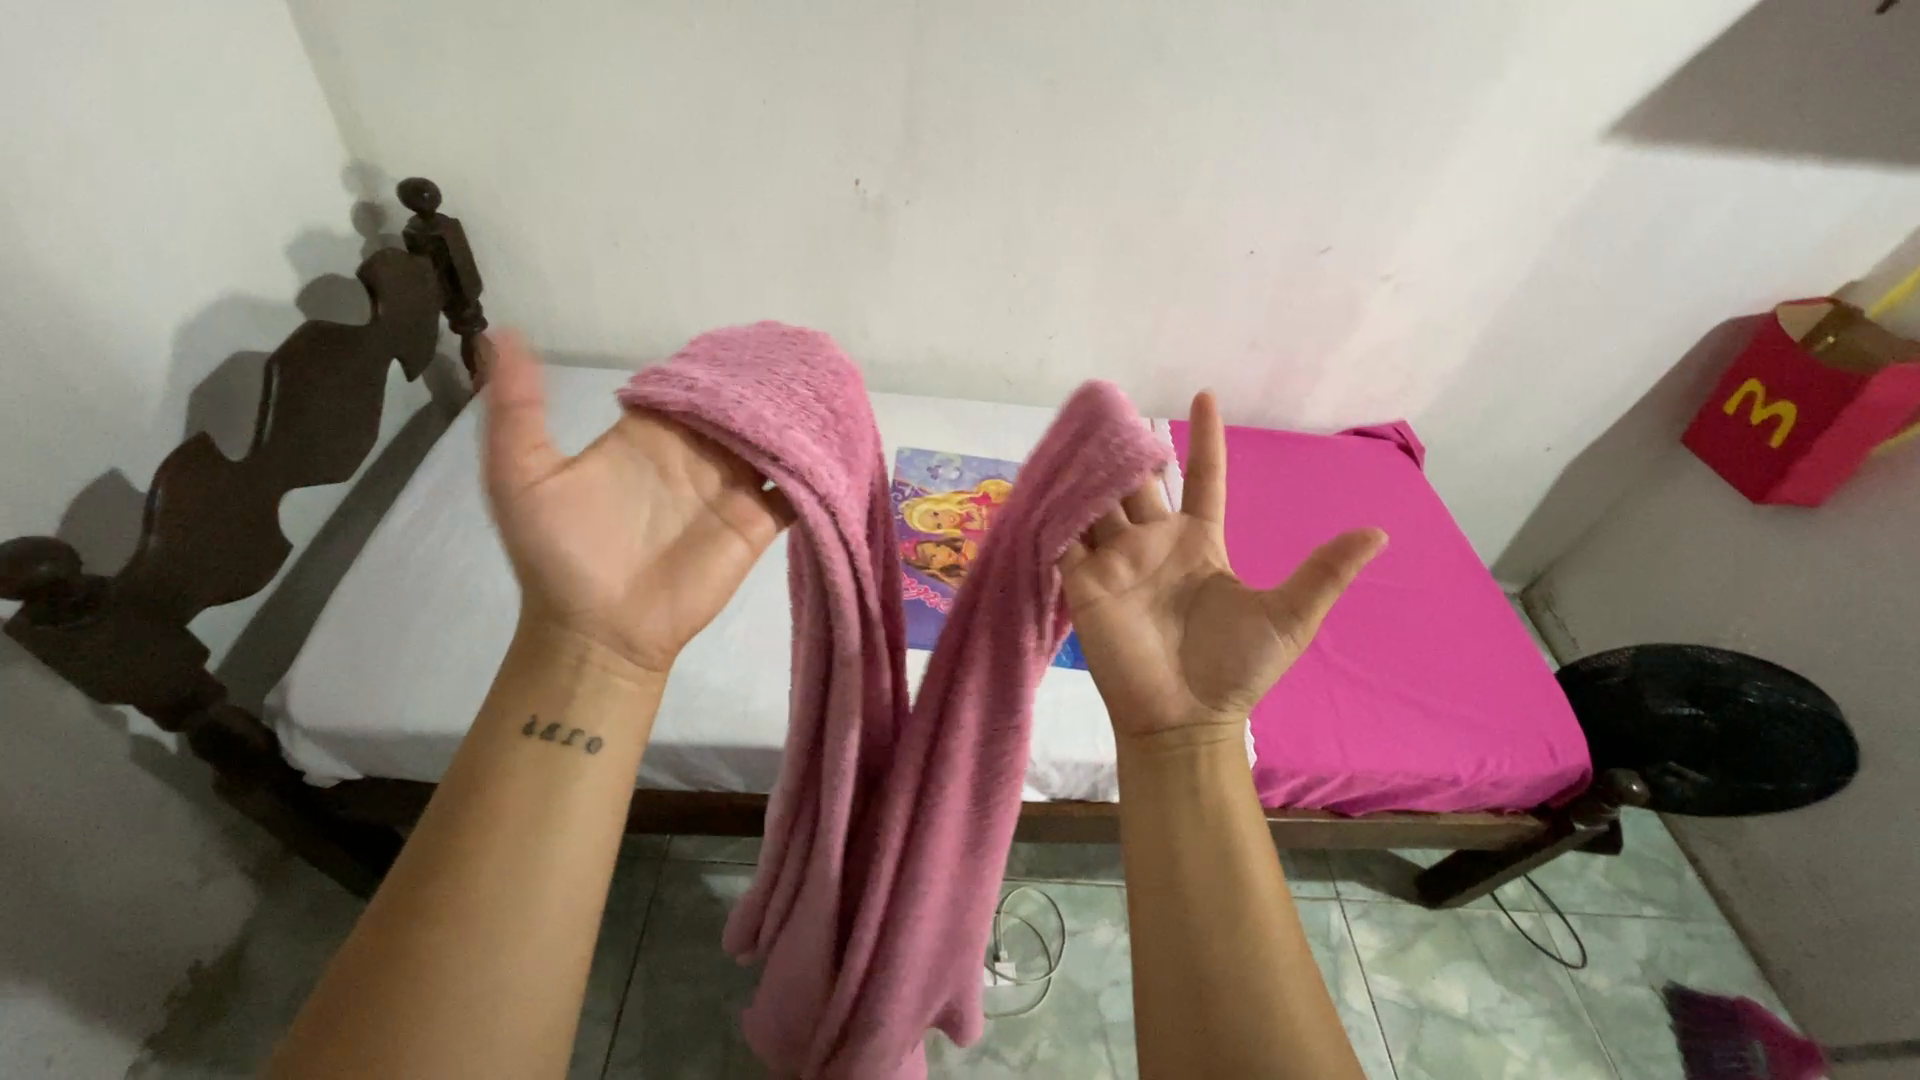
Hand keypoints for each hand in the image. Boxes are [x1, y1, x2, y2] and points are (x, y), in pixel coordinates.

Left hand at [481, 331, 792, 674]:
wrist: (598, 633)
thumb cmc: (557, 558)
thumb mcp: (519, 476)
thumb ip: (518, 408)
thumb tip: (504, 332)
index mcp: (647, 435)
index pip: (689, 385)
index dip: (712, 362)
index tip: (742, 336)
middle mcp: (696, 455)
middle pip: (738, 406)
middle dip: (764, 381)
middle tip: (799, 349)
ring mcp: (731, 489)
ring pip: (772, 439)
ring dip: (793, 418)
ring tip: (823, 384)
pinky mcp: (757, 524)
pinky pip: (793, 489)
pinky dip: (814, 468)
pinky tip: (834, 440)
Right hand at [1059, 392, 1385, 737]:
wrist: (1185, 721)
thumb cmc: (1235, 671)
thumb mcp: (1289, 618)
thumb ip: (1323, 572)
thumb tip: (1380, 533)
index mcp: (1201, 543)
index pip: (1203, 478)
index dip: (1204, 439)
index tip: (1205, 394)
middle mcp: (1155, 544)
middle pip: (1138, 484)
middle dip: (1128, 447)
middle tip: (1114, 407)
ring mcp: (1117, 563)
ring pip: (1098, 503)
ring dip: (1090, 470)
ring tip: (1081, 430)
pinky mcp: (1085, 585)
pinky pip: (1066, 539)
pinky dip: (1058, 511)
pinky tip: (1052, 478)